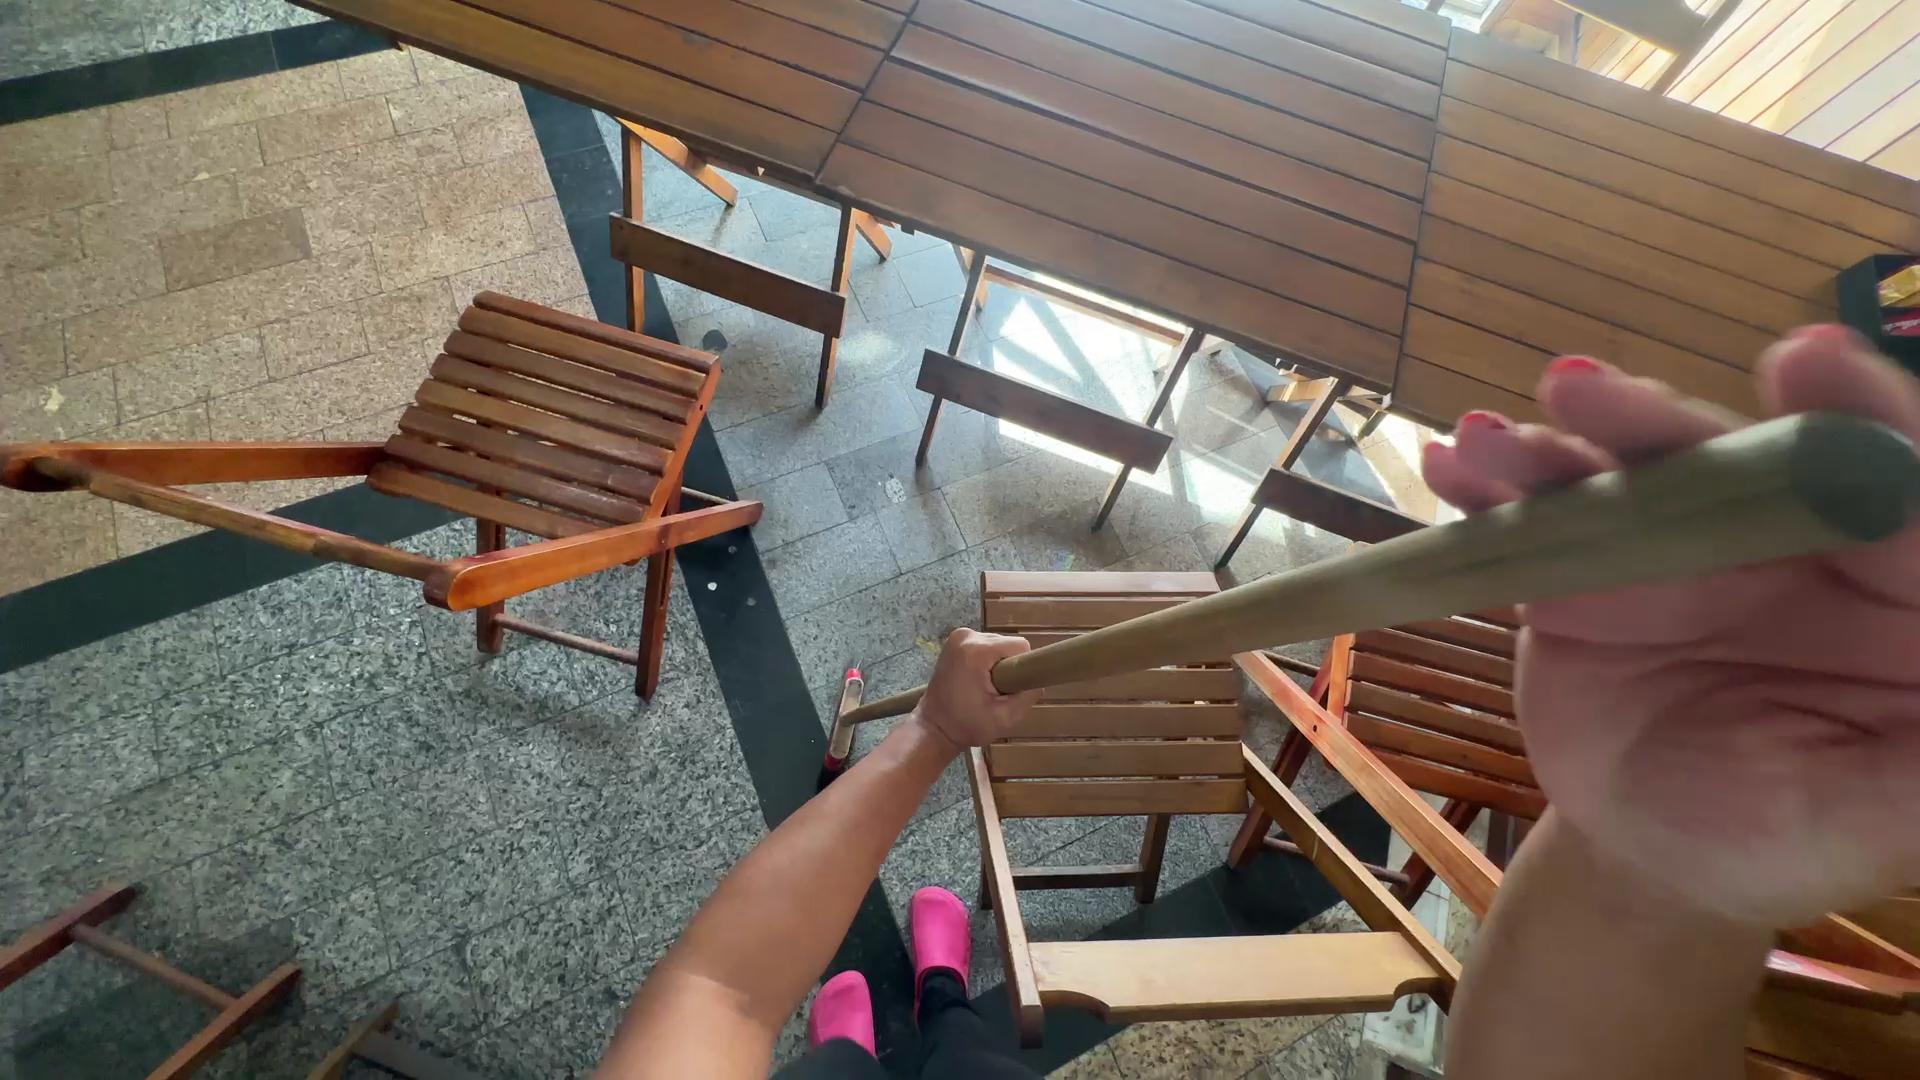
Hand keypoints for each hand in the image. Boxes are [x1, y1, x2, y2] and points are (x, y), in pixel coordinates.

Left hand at [912, 628, 1041, 750]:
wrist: (934, 727)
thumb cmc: (967, 725)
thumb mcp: (1005, 718)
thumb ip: (1028, 696)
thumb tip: (1040, 679)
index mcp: (977, 651)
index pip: (1019, 647)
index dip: (1021, 668)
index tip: (1009, 688)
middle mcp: (967, 635)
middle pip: (1008, 644)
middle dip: (1008, 667)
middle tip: (994, 692)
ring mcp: (958, 635)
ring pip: (998, 644)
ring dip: (998, 664)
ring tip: (984, 687)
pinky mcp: (956, 640)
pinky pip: (986, 646)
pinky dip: (987, 661)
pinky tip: (977, 680)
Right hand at [1421, 326, 1919, 924]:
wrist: (1642, 843)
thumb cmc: (1778, 836)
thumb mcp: (1876, 808)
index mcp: (1887, 591)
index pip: (1886, 486)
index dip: (1851, 414)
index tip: (1795, 356)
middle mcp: (1773, 549)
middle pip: (1717, 459)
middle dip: (1648, 418)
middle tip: (1573, 386)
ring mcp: (1661, 556)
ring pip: (1607, 479)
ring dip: (1541, 450)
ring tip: (1483, 438)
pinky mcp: (1572, 573)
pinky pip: (1523, 525)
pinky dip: (1480, 495)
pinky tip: (1446, 470)